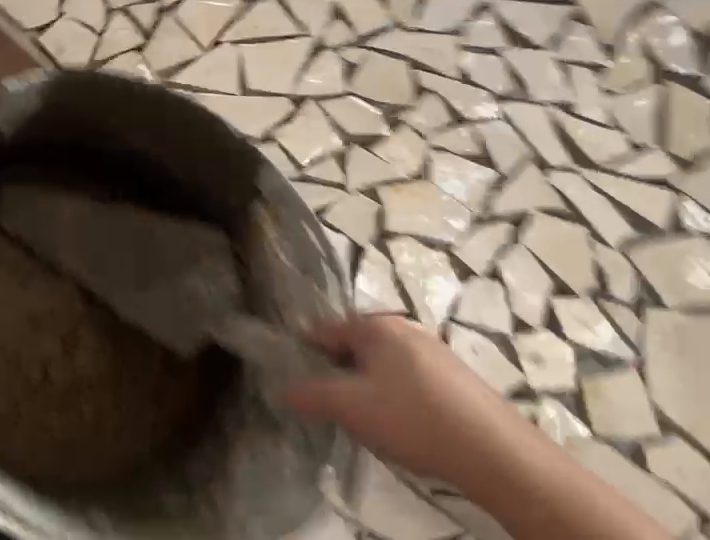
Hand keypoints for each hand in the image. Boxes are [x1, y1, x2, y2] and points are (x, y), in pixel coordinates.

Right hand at [284, 316, 543, 490]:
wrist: (504, 460)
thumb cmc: (414, 419)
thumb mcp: (347, 406)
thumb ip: (306, 393)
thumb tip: (280, 390)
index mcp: (376, 325)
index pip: (322, 332)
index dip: (306, 357)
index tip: (303, 385)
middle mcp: (407, 330)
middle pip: (355, 348)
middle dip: (341, 374)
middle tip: (338, 406)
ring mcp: (440, 355)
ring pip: (386, 368)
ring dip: (372, 390)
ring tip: (373, 422)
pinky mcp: (464, 383)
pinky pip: (415, 384)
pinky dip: (403, 401)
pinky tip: (409, 429)